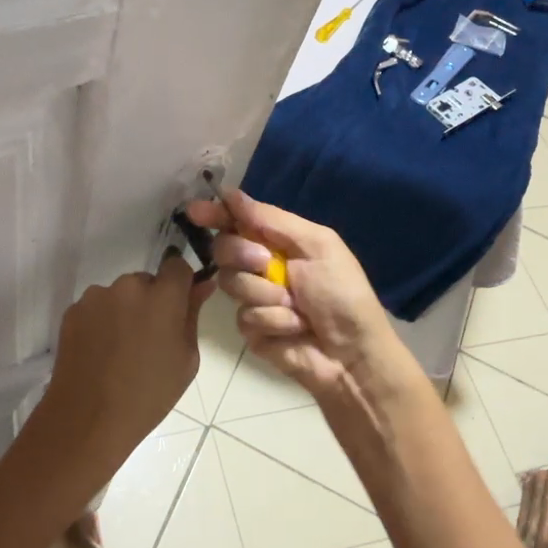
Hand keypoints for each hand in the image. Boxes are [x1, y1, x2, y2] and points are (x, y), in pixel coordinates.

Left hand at [36, 253, 213, 472]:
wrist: (89, 417)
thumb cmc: (149, 394)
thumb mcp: (186, 360)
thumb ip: (192, 316)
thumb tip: (202, 286)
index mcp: (162, 296)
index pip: (177, 266)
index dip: (180, 284)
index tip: (178, 309)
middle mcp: (128, 286)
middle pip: (146, 282)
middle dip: (151, 302)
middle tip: (149, 339)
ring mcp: (96, 297)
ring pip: (119, 295)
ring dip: (124, 312)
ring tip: (120, 350)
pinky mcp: (72, 311)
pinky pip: (96, 309)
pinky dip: (101, 323)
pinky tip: (100, 353)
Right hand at [185, 189, 394, 401]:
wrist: (351, 353)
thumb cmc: (342, 294)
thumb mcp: (317, 245)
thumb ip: (271, 219)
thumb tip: (230, 194)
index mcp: (279, 242)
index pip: (238, 221)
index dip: (215, 214)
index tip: (196, 212)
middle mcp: (261, 266)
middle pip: (223, 248)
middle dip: (242, 254)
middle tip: (266, 264)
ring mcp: (254, 298)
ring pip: (230, 283)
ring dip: (266, 294)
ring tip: (296, 308)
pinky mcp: (251, 329)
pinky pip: (244, 317)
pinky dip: (273, 321)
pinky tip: (293, 329)